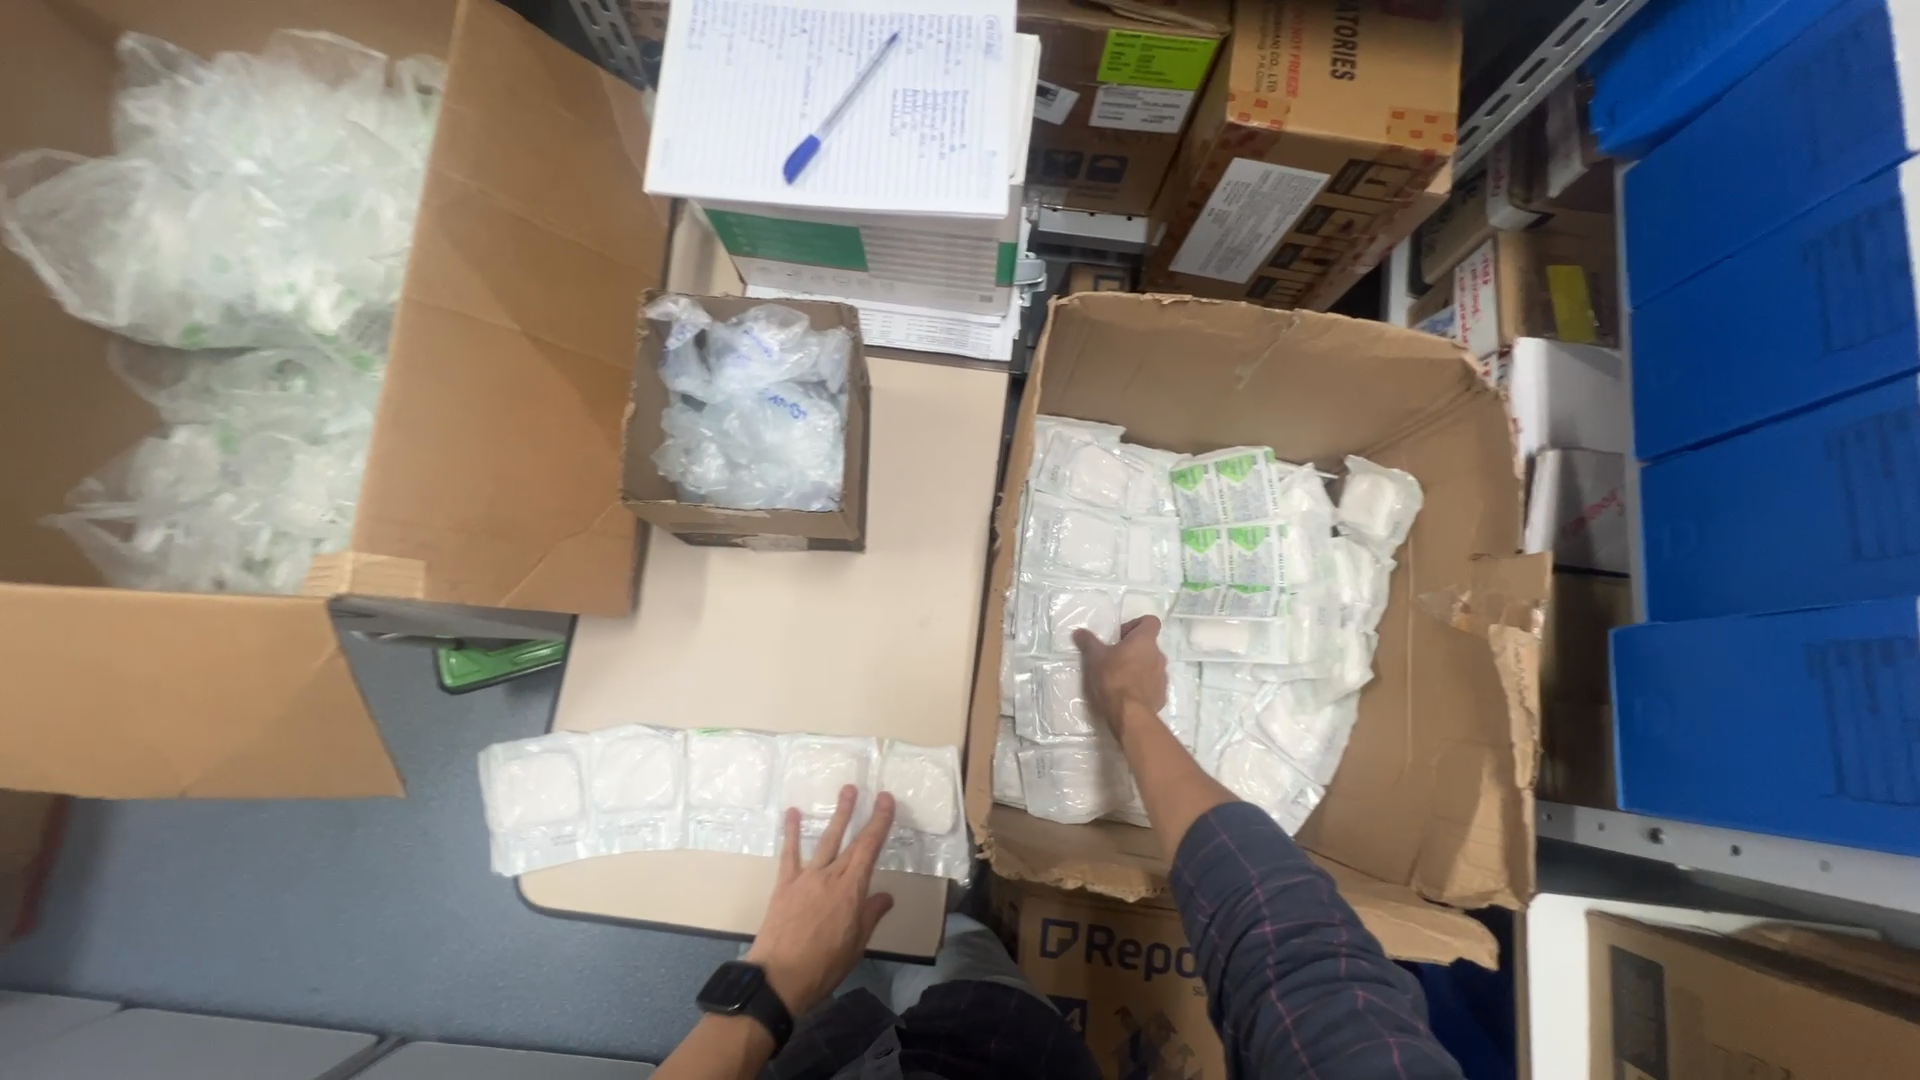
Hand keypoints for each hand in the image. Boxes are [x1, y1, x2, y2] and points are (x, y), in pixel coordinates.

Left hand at [744, 785, 895, 1016]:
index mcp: (851, 890)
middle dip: (864, 815)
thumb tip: (885, 896)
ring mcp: (806, 877)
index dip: (880, 823)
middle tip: (874, 792)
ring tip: (847, 791)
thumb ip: (870, 916)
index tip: (887, 801)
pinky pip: (790, 853)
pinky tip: (792, 813)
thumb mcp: (856, 945)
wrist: (778, 979)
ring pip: (826, 840)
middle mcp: (830, 876)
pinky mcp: (785, 884)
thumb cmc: (823, 966)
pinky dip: (791, 832)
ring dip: (838, 815)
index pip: (870, 849)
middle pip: (851, 840)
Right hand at [1074, 615, 1168, 738]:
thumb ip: (1088, 642)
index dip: (1135, 625)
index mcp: (1145, 641)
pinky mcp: (1161, 695)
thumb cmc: (1113, 678)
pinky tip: (1127, 694)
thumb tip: (1079, 632)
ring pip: (1151, 665)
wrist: (1129, 713)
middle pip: (1149, 645)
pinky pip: (1152, 684)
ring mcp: (1162, 676)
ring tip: (1120, 678)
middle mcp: (1158, 655)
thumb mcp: (1095, 657)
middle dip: (1133, 650)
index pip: (1150, 621)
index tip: (1120, 637)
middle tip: (1114, 658)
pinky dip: (1142, 686)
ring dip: (1138, 668)